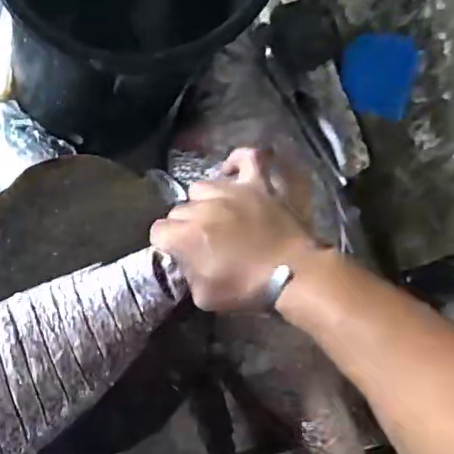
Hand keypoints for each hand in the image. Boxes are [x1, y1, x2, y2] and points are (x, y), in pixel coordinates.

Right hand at [149, 147, 321, 310]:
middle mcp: (203, 208)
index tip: (178, 253)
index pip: (158, 231)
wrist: (295, 275)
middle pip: (179, 210)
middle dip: (184, 225)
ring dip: (204, 201)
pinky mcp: (260, 185)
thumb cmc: (246, 289)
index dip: (166, 243)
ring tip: (216, 214)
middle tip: (201, 240)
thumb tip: (185, 261)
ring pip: (202, 187)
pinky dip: (238, 161)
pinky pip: (248, 157)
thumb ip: (186, 274)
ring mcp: (232, 192)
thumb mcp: (201, 295)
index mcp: (185, 236)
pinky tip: (231, 172)